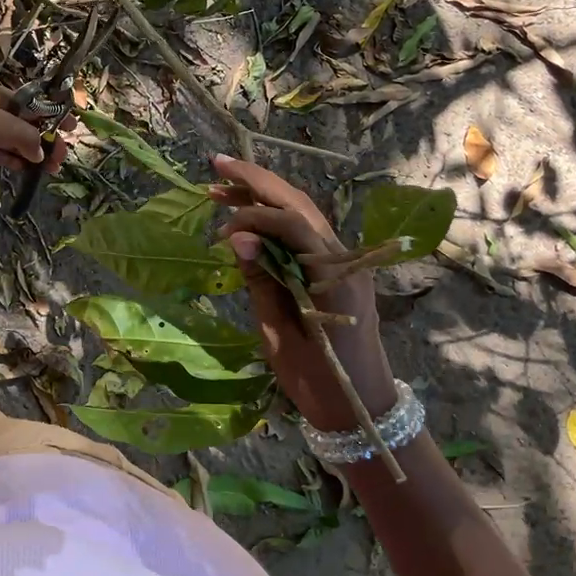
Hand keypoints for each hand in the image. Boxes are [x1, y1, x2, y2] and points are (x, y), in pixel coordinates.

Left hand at [0, 82, 71, 176]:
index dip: (53, 116)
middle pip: (27, 123)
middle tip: (61, 158)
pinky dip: (17, 160)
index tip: (72, 129)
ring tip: (51, 169)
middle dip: (45, 140)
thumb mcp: (0, 126)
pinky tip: (30, 170)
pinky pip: (3, 153)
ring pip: (16, 140)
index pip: (34, 103)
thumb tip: (42, 152)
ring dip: (34, 153)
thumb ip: (26, 137)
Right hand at [208, 155, 397, 432]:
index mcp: (334, 276)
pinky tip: (244, 217)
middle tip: (215, 165)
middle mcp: (344, 260)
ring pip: (300, 212)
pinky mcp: (334, 270)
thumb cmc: (317, 378)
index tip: (221, 232)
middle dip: (256, 181)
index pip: (292, 223)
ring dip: (262, 195)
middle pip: (298, 204)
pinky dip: (272, 218)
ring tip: (219, 186)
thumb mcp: (279, 331)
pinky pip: (302, 231)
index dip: (253, 216)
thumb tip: (235, 236)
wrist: (360, 410)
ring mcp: (343, 263)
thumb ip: (260, 278)